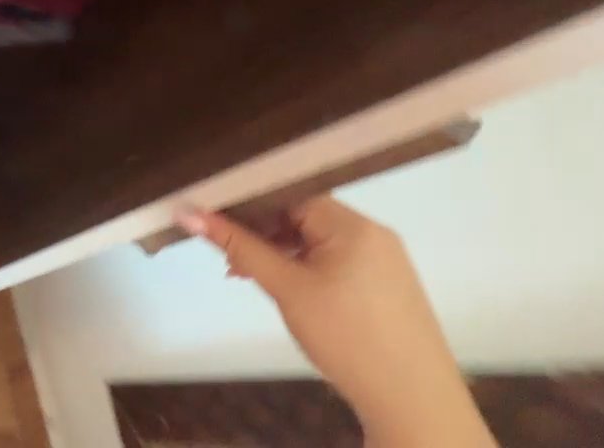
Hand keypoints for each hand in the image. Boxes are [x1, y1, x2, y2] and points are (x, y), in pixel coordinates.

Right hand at [180, 196, 495, 447]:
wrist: (417, 409)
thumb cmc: (347, 337)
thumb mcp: (285, 288)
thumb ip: (237, 246)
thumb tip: (186, 212)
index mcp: (353, 225)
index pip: (288, 194)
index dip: (249, 205)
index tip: (215, 222)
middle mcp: (373, 235)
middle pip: (301, 216)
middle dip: (261, 234)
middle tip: (231, 261)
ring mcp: (385, 262)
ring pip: (316, 241)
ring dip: (280, 254)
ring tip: (251, 279)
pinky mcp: (388, 288)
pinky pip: (335, 262)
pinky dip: (305, 269)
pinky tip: (288, 293)